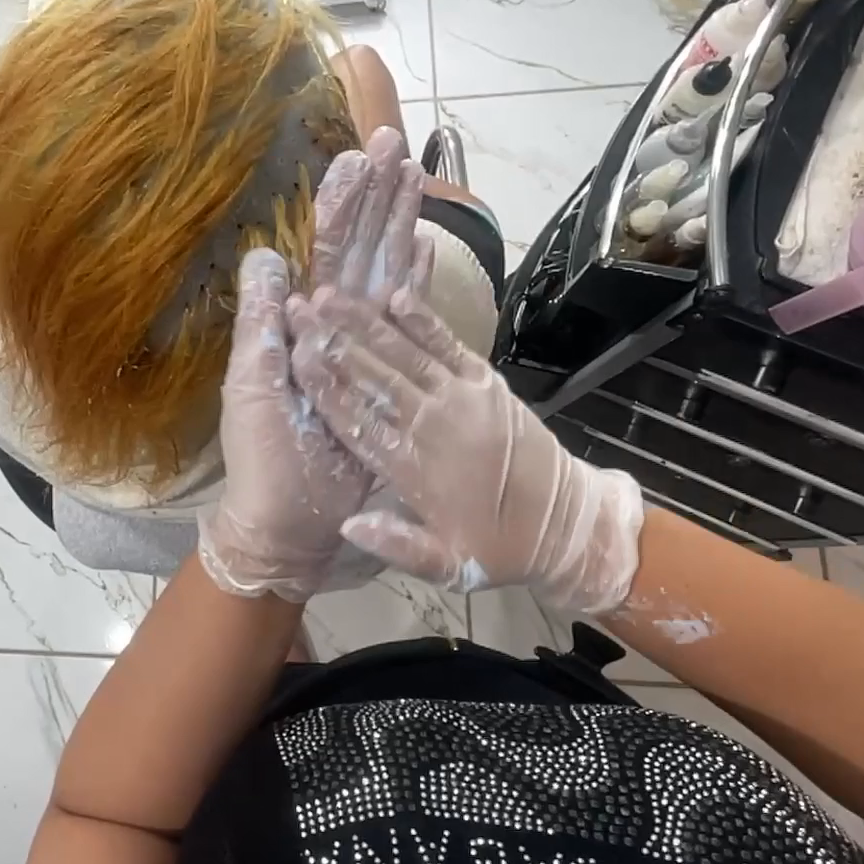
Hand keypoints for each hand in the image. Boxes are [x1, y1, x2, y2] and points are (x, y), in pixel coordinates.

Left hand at [196, 128, 428, 601]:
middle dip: (376, 197)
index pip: (321, 250)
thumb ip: (260, 320)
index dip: (338, 204)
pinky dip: (417, 285)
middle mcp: (331, 326)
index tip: (354, 156)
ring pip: (384, 274)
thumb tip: (265, 255)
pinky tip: (429, 250)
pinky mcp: (387, 377)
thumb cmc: (263, 454)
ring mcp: (362, 349)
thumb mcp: (251, 382)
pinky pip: (405, 324)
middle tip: (395, 142)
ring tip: (418, 176)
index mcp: (297, 323)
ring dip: (400, 225)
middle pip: (358, 249)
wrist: (289, 517)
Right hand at [288, 285, 645, 614]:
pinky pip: (450, 345)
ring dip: (366, 323)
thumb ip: (398, 546)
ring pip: (405, 354)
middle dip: (334, 341)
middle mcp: (436, 425)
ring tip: (330, 296)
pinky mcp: (488, 384)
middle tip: (299, 310)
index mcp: (416, 469)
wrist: (568, 525)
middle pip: (375, 377)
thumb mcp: (447, 566)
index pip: (360, 422)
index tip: (296, 356)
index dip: (326, 388)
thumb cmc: (497, 547)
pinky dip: (423, 321)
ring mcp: (464, 399)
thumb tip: (347, 523)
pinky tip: (396, 296)